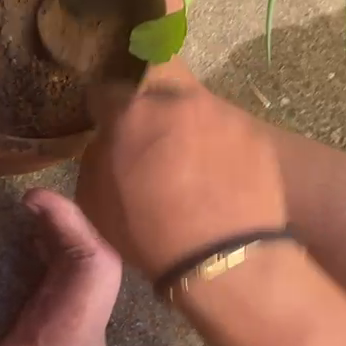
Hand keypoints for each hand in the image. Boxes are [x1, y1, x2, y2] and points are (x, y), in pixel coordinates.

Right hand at [76, 59, 286, 280]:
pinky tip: (212, 172)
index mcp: (131, 113)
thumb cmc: (147, 232)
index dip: (100, 107)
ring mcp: (220, 113)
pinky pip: (221, 127)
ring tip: (182, 158)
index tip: (101, 122)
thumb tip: (106, 143)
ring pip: (190, 105)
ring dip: (180, 123)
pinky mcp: (253, 132)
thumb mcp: (93, 200)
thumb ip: (94, 158)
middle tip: (142, 135)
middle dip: (143, 106)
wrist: (224, 259)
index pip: (105, 89)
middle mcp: (176, 101)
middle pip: (152, 87)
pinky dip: (212, 142)